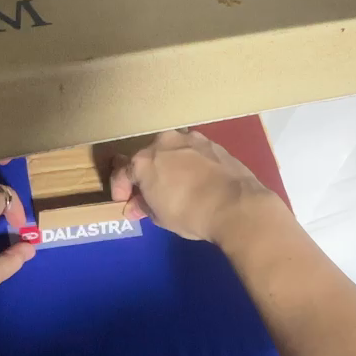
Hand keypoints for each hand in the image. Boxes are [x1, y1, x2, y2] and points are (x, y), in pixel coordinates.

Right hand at [107, 129, 280, 243]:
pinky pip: (192, 152)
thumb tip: (135, 205)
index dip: (120, 189)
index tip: (124, 202)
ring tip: (176, 185)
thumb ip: (143, 206)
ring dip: (169, 165)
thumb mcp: (160, 217)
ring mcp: (190, 139)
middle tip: (151, 194)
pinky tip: (197, 180)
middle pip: (148, 157)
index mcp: (144, 160)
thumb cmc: (190, 213)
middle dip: (146, 174)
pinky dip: (190, 163)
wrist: (235, 205)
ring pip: (171, 151)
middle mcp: (164, 142)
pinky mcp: (212, 143)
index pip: (122, 172)